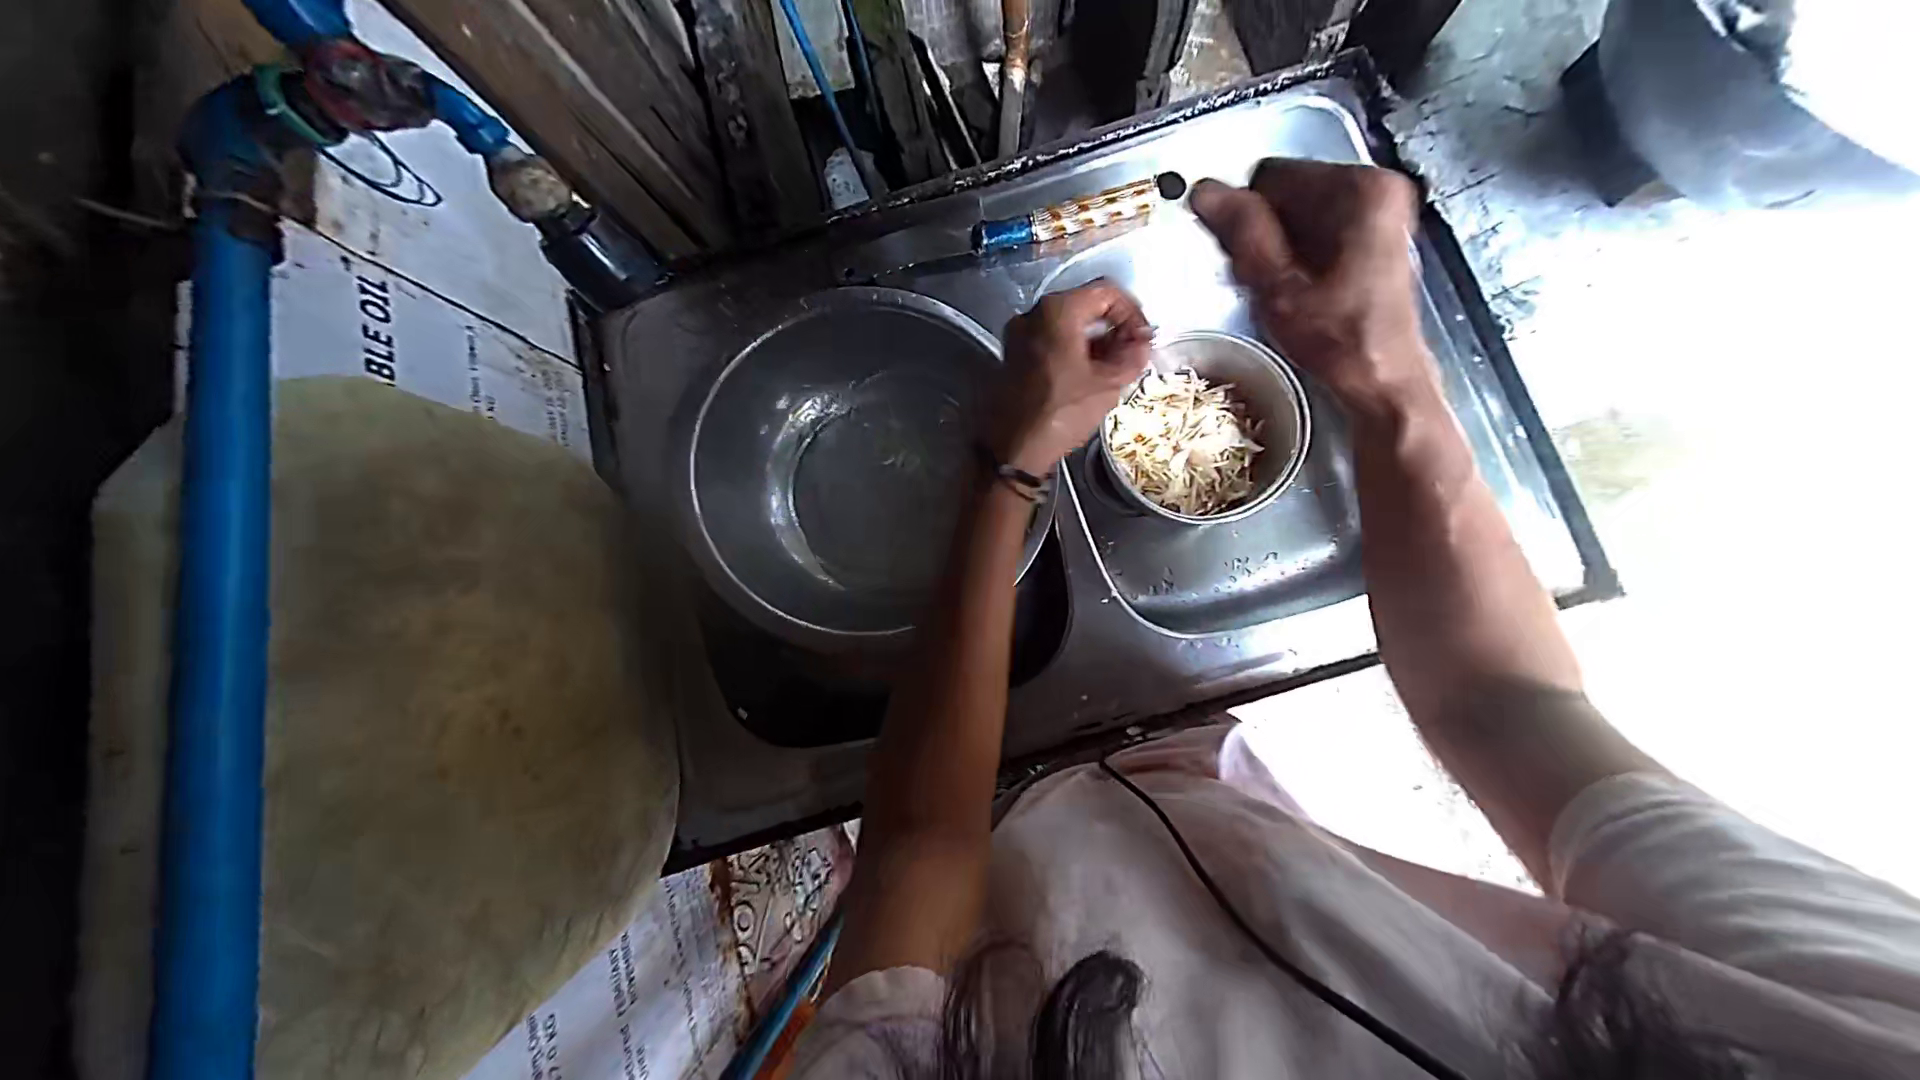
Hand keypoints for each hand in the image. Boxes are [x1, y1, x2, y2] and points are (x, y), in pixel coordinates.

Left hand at [990, 280, 1152, 475]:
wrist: (1013, 449)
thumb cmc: (1061, 413)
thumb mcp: (1107, 384)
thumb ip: (1132, 356)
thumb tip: (1141, 343)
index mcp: (1057, 311)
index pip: (1106, 292)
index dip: (1132, 312)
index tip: (1143, 339)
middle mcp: (1033, 314)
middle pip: (1084, 305)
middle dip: (1112, 327)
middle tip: (1131, 353)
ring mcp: (1018, 335)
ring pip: (1066, 325)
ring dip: (1093, 340)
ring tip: (1112, 368)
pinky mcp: (1012, 356)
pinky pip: (1049, 342)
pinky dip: (1072, 350)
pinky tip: (1087, 376)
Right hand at [1190, 161, 1432, 416]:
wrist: (1380, 376)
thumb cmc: (1335, 337)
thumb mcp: (1276, 286)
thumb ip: (1242, 232)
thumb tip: (1204, 191)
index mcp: (1359, 189)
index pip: (1271, 176)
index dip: (1245, 219)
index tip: (1245, 260)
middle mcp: (1378, 187)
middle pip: (1288, 190)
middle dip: (1264, 232)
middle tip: (1264, 280)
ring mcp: (1381, 210)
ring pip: (1299, 211)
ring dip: (1278, 246)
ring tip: (1282, 288)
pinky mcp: (1376, 233)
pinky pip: (1317, 228)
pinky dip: (1298, 254)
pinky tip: (1297, 287)